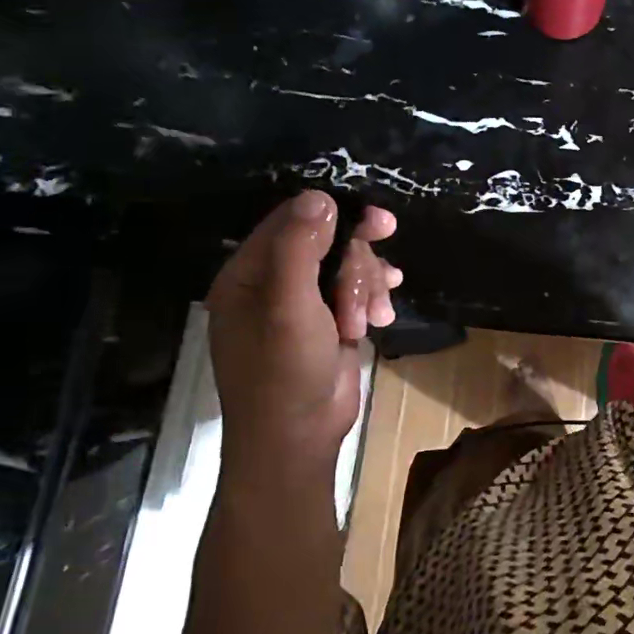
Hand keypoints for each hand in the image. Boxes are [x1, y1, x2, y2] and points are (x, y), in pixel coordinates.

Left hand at [206, 191, 401, 474]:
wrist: (298, 439)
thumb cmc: (284, 373)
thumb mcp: (289, 307)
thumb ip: (299, 248)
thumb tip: (319, 195)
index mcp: (248, 274)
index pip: (293, 221)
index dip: (336, 216)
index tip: (378, 222)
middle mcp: (272, 284)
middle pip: (327, 243)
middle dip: (356, 264)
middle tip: (384, 276)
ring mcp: (302, 304)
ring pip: (347, 267)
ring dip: (367, 287)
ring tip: (373, 317)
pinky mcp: (327, 322)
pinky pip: (356, 291)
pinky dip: (373, 298)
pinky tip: (386, 310)